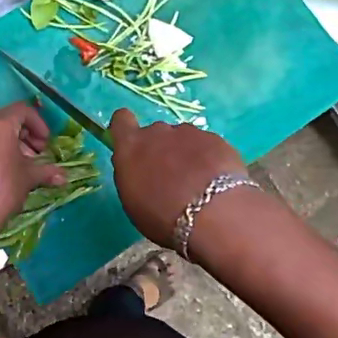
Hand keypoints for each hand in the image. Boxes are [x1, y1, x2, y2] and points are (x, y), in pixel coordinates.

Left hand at [0, 103, 66, 226]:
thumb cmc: (2, 189)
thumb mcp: (28, 177)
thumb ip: (46, 171)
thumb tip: (63, 176)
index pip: (22, 110)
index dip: (39, 124)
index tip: (46, 144)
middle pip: (6, 120)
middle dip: (26, 135)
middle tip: (37, 155)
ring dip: (11, 144)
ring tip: (22, 166)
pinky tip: (4, 172)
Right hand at [108, 109, 250, 247]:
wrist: (213, 215)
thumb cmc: (162, 216)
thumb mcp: (132, 201)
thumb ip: (132, 175)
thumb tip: (137, 165)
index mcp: (132, 146)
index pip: (121, 120)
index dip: (126, 129)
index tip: (132, 145)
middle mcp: (158, 132)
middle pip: (155, 133)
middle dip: (160, 150)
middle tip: (169, 178)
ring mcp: (190, 133)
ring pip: (183, 139)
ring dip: (186, 155)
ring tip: (196, 183)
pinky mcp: (216, 139)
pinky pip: (207, 146)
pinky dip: (209, 159)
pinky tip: (215, 182)